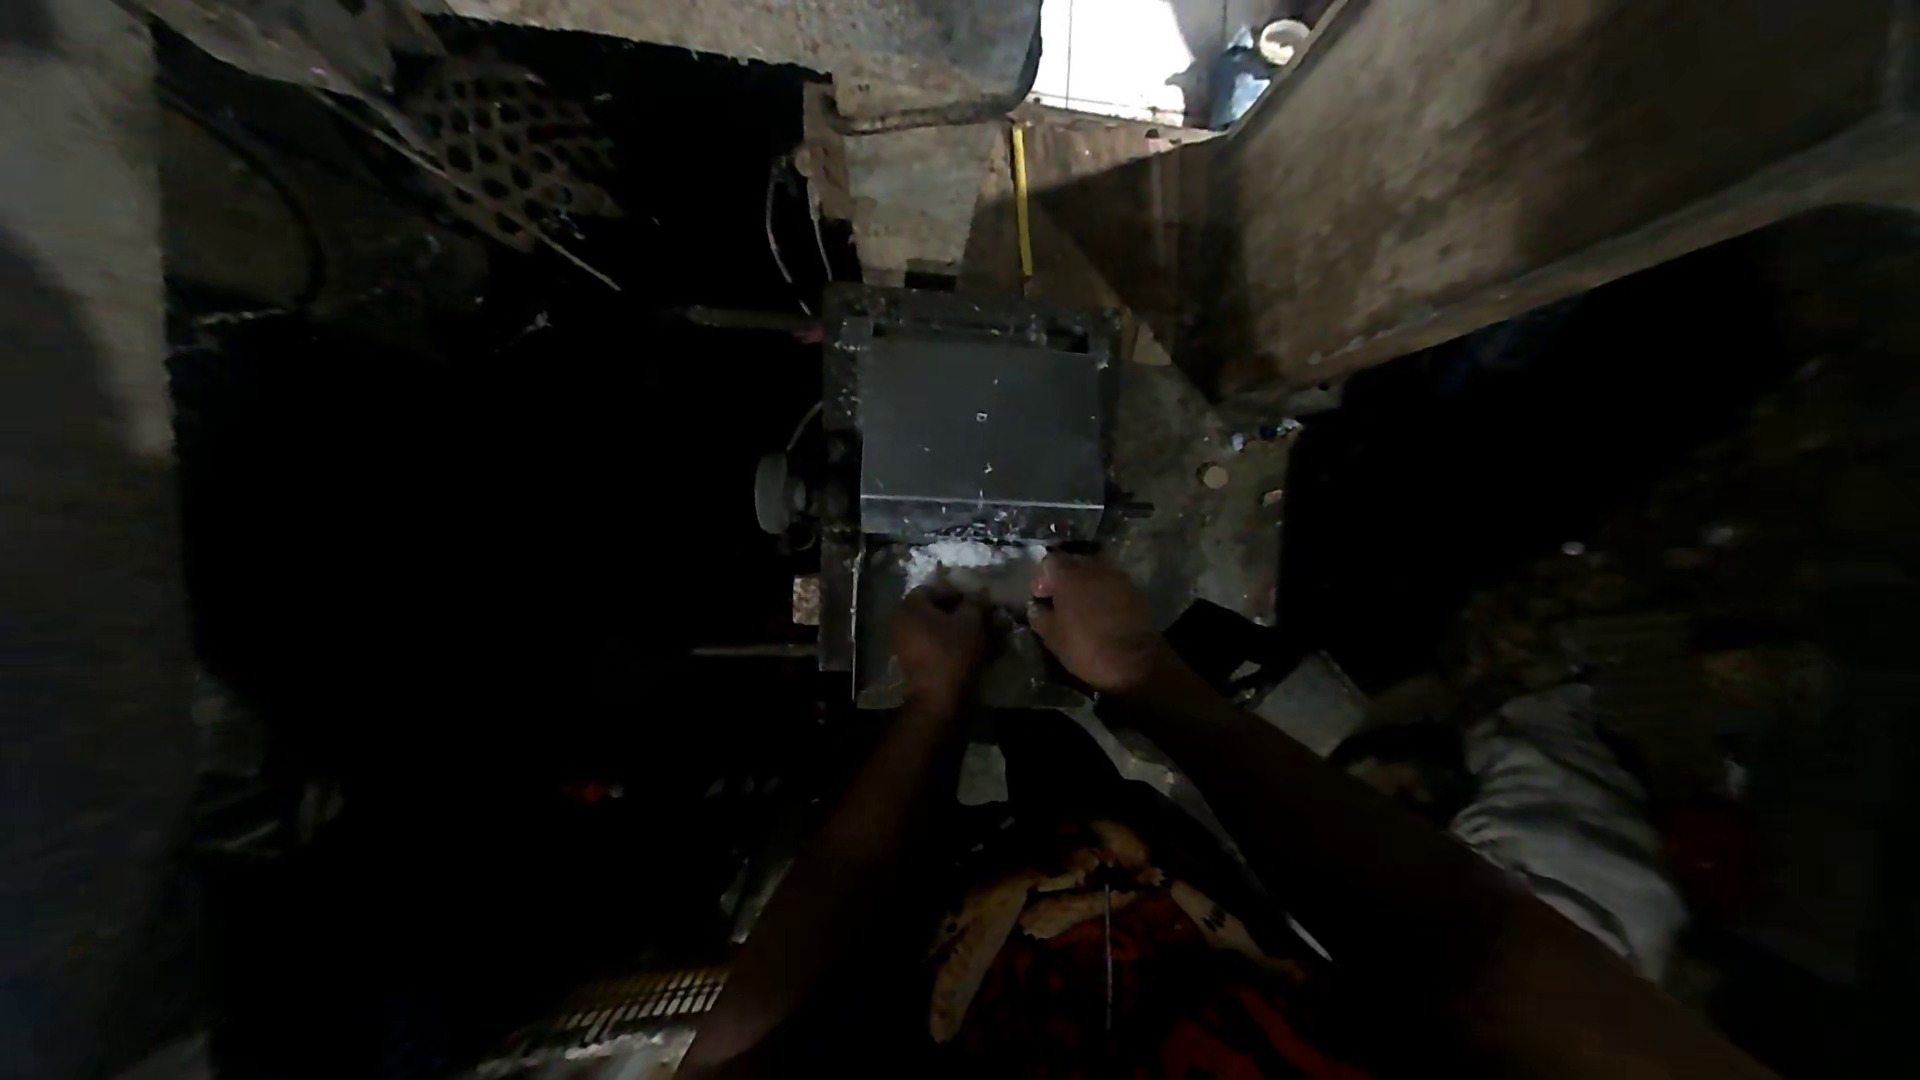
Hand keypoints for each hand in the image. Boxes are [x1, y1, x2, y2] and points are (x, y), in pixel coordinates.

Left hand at [894, 585, 987, 703]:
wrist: (938, 697)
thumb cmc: (953, 652)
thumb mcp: (971, 622)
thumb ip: (975, 603)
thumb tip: (980, 593)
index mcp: (910, 606)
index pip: (933, 589)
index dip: (956, 592)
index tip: (975, 601)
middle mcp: (900, 622)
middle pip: (932, 609)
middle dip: (956, 611)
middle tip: (977, 617)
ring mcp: (902, 644)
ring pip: (933, 628)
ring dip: (954, 629)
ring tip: (977, 634)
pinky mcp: (910, 662)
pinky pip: (931, 645)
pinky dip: (947, 644)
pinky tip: (966, 650)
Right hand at [1027, 554, 1166, 694]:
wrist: (1134, 662)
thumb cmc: (1085, 646)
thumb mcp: (1051, 636)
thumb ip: (1039, 615)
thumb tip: (1035, 606)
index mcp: (1069, 575)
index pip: (1050, 560)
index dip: (1042, 576)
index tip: (1040, 595)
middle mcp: (1094, 569)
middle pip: (1074, 563)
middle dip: (1064, 578)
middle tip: (1059, 599)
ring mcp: (1117, 578)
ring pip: (1095, 573)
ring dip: (1085, 585)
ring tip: (1080, 606)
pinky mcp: (1135, 592)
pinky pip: (1112, 585)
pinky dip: (1103, 593)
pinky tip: (1100, 612)